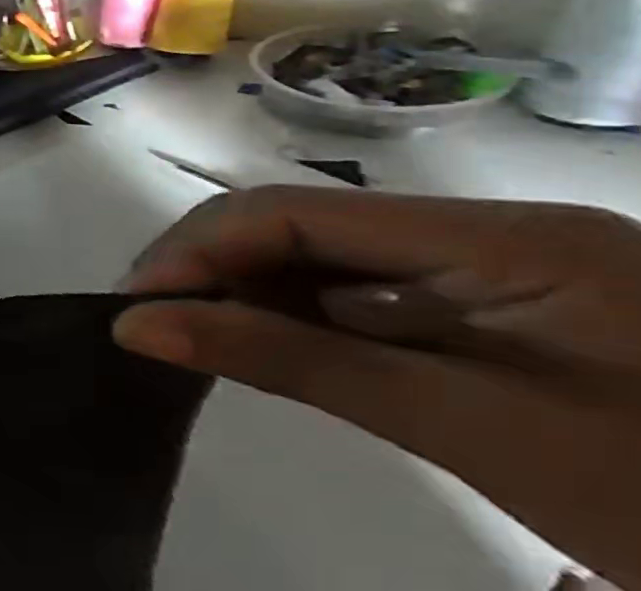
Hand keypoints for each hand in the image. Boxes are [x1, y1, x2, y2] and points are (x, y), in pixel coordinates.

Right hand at [113, 187, 640, 590]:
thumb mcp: (471, 429)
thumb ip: (291, 361)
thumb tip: (139, 326)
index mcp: (507, 235)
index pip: (303, 211)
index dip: (202, 246)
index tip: (133, 301)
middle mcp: (492, 232)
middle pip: (308, 224)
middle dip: (214, 264)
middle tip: (146, 317)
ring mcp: (496, 272)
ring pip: (327, 258)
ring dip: (248, 290)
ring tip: (185, 328)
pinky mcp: (494, 313)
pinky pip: (365, 298)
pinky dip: (298, 317)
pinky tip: (258, 338)